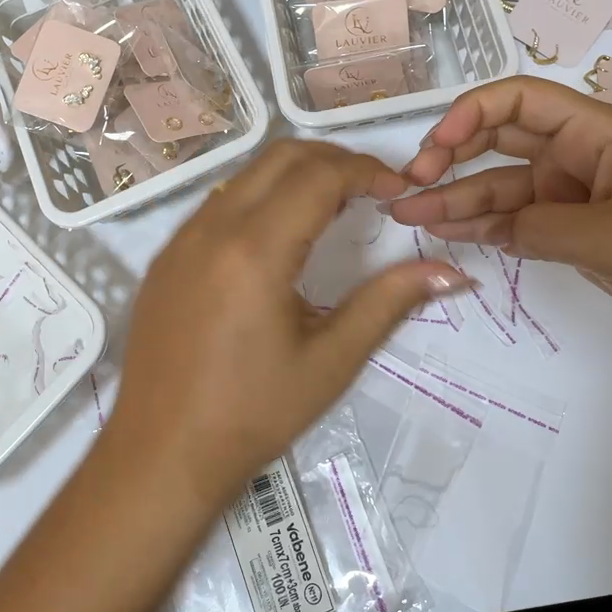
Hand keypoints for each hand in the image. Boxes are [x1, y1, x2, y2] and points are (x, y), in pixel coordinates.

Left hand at [108, 139, 471, 498]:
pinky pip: (218, 203)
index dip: (366, 171)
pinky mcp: (165, 259)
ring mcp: (180, 240)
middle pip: (281, 157)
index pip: (319, 176)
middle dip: (333, 159)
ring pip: (246, 175)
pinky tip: (279, 240)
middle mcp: (212, 228)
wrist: (161, 454)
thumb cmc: (252, 414)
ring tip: (333, 208)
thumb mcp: (330, 361)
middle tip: (372, 190)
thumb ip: (388, 302)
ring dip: (294, 175)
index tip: (400, 190)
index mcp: (255, 250)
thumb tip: (451, 272)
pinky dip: (259, 198)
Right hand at [386, 76, 611, 339]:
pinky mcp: (570, 229)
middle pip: (499, 139)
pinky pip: (514, 221)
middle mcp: (577, 154)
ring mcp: (571, 193)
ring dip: (456, 198)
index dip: (470, 114)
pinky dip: (481, 227)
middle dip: (451, 156)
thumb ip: (538, 227)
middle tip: (409, 184)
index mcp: (595, 131)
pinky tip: (444, 233)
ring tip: (407, 215)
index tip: (435, 148)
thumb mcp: (610, 235)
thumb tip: (492, 228)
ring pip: (500, 186)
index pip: (519, 100)